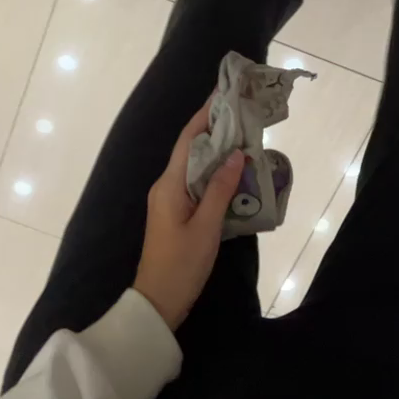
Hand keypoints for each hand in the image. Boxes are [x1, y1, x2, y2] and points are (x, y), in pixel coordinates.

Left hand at [132, 100, 244, 330]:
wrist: (156, 305)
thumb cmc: (180, 265)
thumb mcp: (206, 227)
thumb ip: (220, 189)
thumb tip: (235, 154)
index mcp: (170, 184)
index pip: (188, 139)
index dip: (205, 115)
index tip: (222, 94)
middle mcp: (166, 185)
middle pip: (191, 148)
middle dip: (214, 128)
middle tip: (240, 113)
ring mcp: (169, 199)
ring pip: (194, 165)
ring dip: (216, 150)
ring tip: (242, 136)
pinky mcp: (176, 213)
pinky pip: (196, 181)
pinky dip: (213, 172)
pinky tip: (232, 173)